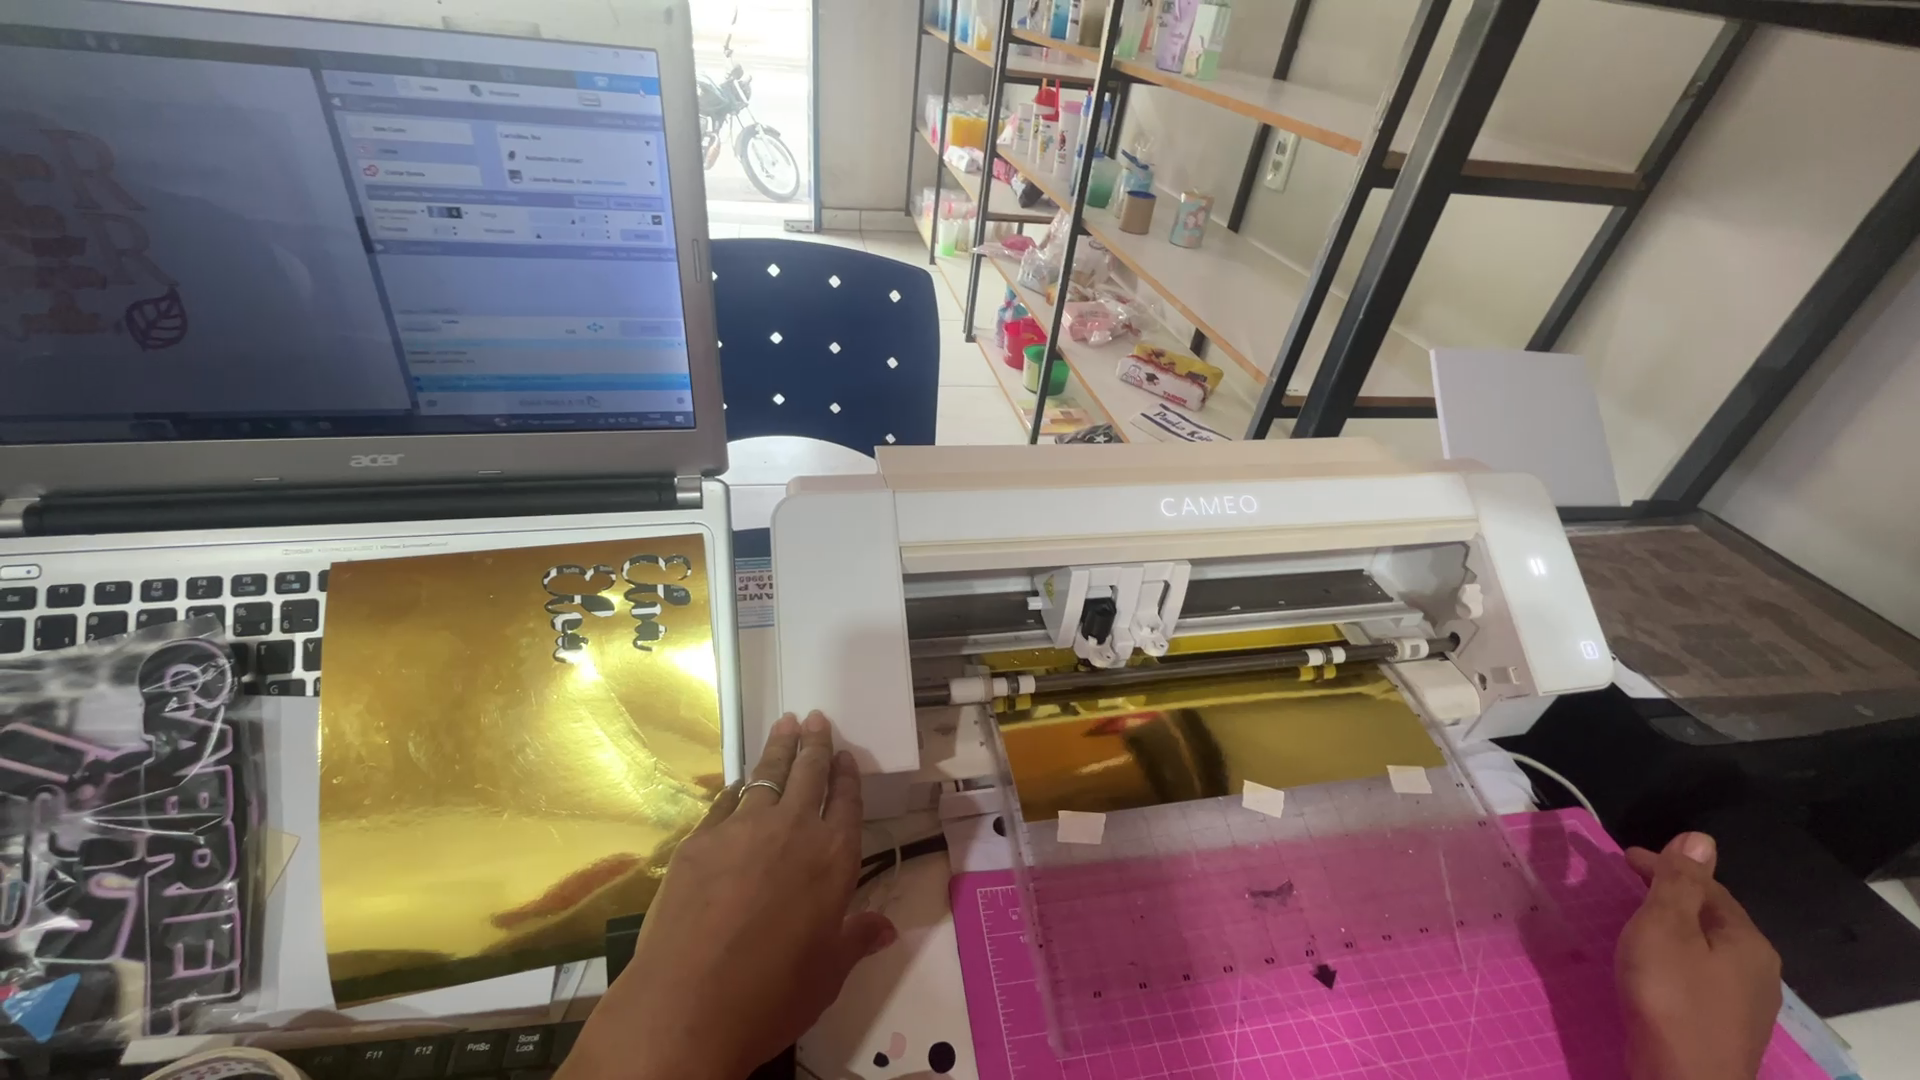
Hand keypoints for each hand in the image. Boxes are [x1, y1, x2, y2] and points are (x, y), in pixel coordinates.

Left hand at [561, 712, 895, 1079]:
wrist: (688, 1003)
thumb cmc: (773, 993)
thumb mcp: (828, 972)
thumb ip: (857, 939)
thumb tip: (887, 929)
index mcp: (833, 857)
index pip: (847, 802)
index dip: (848, 775)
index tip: (846, 754)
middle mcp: (793, 830)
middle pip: (808, 773)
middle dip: (815, 744)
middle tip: (815, 718)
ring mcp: (743, 829)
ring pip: (766, 775)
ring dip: (778, 748)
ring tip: (784, 724)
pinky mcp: (701, 839)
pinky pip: (726, 800)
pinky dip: (738, 786)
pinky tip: (740, 782)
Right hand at [1616, 832, 1781, 1079]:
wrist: (1683, 1076)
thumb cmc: (1670, 993)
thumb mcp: (1664, 927)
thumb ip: (1678, 884)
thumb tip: (1700, 839)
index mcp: (1746, 941)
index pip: (1707, 887)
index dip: (1666, 866)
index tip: (1623, 856)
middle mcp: (1757, 968)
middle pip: (1712, 917)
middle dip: (1672, 895)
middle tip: (1626, 882)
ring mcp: (1744, 1000)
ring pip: (1707, 946)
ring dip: (1673, 925)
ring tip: (1635, 917)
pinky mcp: (1724, 1023)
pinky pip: (1700, 971)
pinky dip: (1674, 953)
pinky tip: (1653, 963)